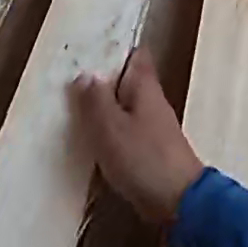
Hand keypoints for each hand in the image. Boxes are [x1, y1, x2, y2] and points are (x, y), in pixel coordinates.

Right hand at [69, 48, 204, 225]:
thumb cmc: (142, 157)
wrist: (177, 199)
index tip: (88, 47)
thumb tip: (86, 73)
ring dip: (103, 105)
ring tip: (73, 106)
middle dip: (103, 78)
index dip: (115, 47)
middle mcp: (150, 98)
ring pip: (124, 104)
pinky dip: (109, 127)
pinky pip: (125, 127)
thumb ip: (96, 100)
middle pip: (126, 79)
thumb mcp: (110, 127)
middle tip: (70, 77)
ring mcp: (152, 123)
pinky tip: (91, 137)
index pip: (134, 53)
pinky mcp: (149, 146)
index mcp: (144, 85)